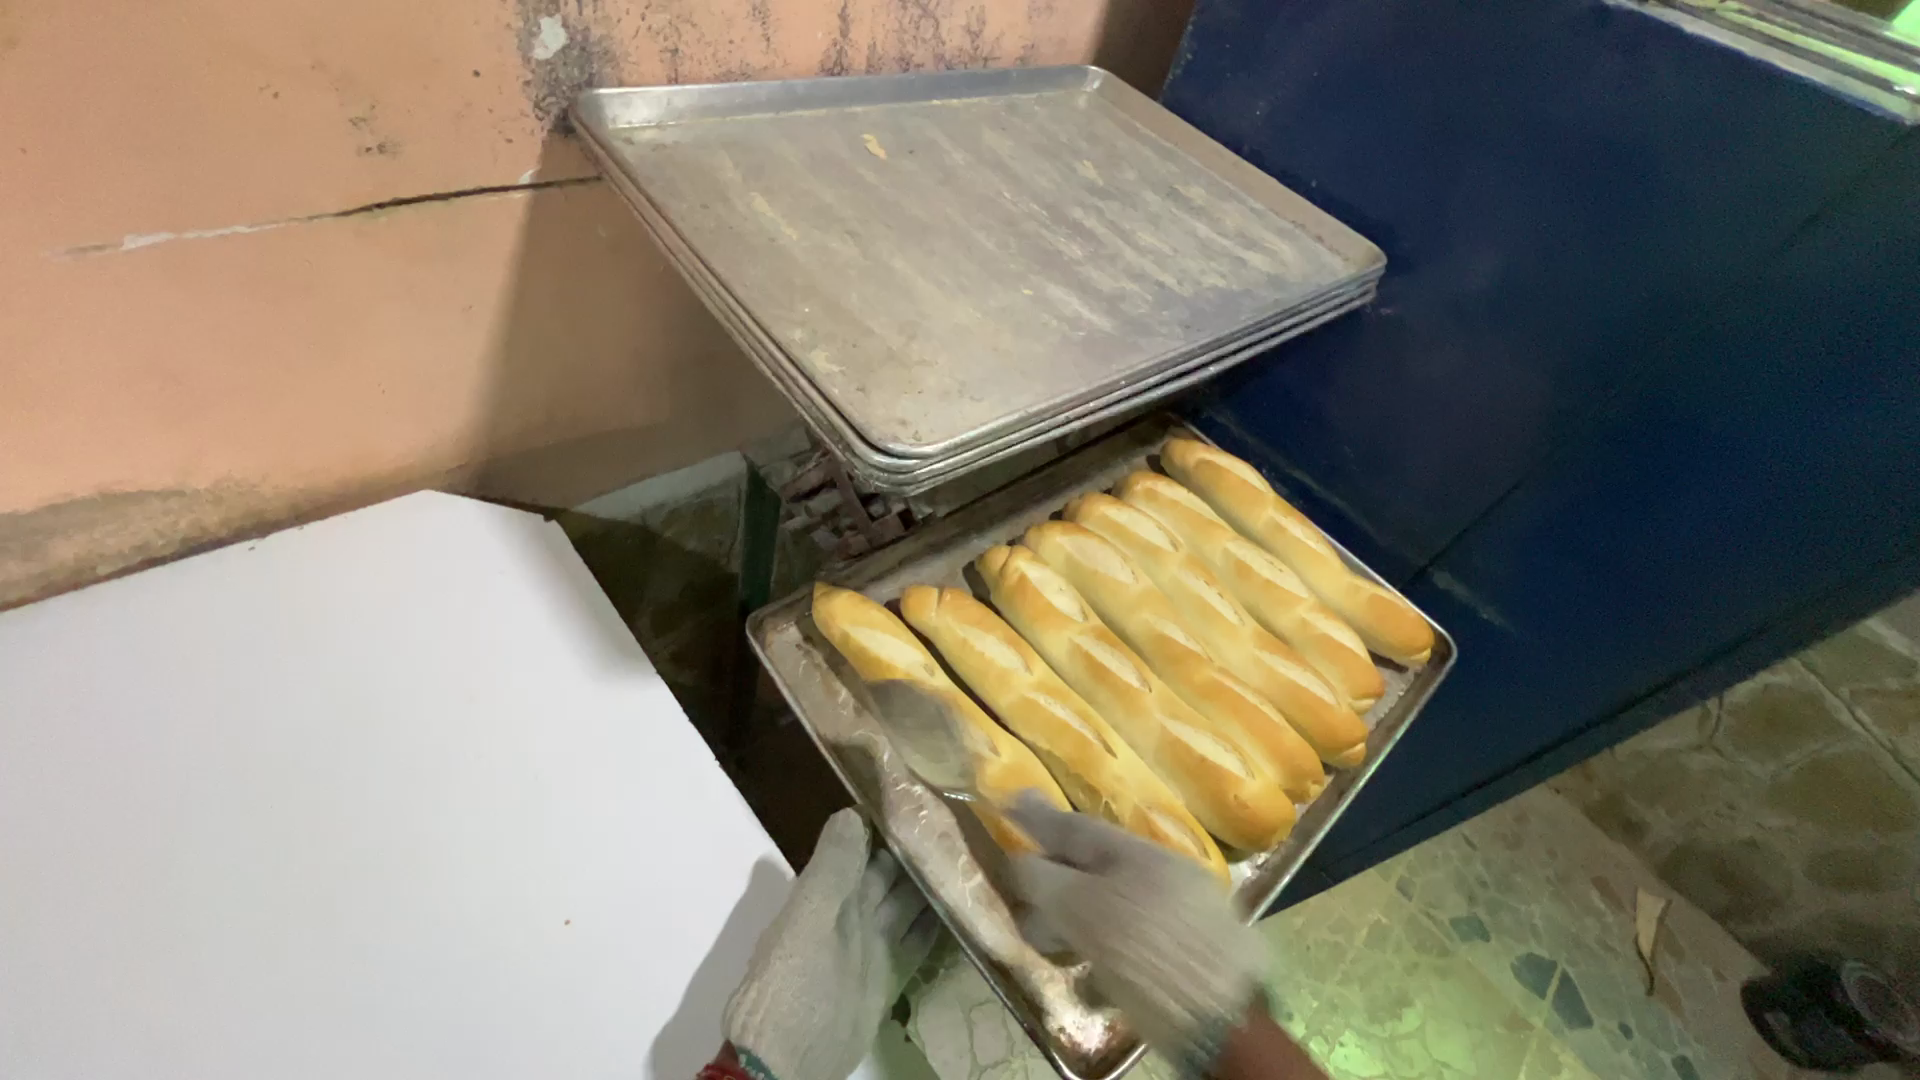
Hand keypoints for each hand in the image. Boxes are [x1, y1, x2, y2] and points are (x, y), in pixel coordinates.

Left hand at [723, 809, 938, 1079]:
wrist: (788, 1056)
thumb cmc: (796, 976)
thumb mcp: (810, 913)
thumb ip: (832, 865)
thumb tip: (852, 808)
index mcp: (830, 888)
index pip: (864, 842)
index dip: (890, 821)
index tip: (926, 797)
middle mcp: (854, 910)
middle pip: (892, 871)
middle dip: (919, 850)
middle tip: (963, 826)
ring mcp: (874, 944)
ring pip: (909, 903)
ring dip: (934, 885)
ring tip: (973, 861)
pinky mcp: (891, 975)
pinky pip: (919, 942)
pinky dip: (938, 925)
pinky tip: (965, 909)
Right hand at [1006, 792, 1267, 1076]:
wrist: (1224, 1014)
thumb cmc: (1144, 951)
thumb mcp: (1082, 909)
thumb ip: (1046, 880)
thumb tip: (1020, 861)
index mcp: (1131, 851)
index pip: (1074, 827)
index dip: (1038, 816)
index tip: (1010, 800)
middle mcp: (1158, 869)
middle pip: (1094, 862)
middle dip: (1056, 866)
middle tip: (1025, 867)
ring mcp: (1178, 908)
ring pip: (1113, 899)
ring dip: (1077, 910)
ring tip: (1050, 927)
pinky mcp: (1187, 949)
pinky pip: (1132, 936)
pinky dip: (1103, 945)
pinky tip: (1090, 971)